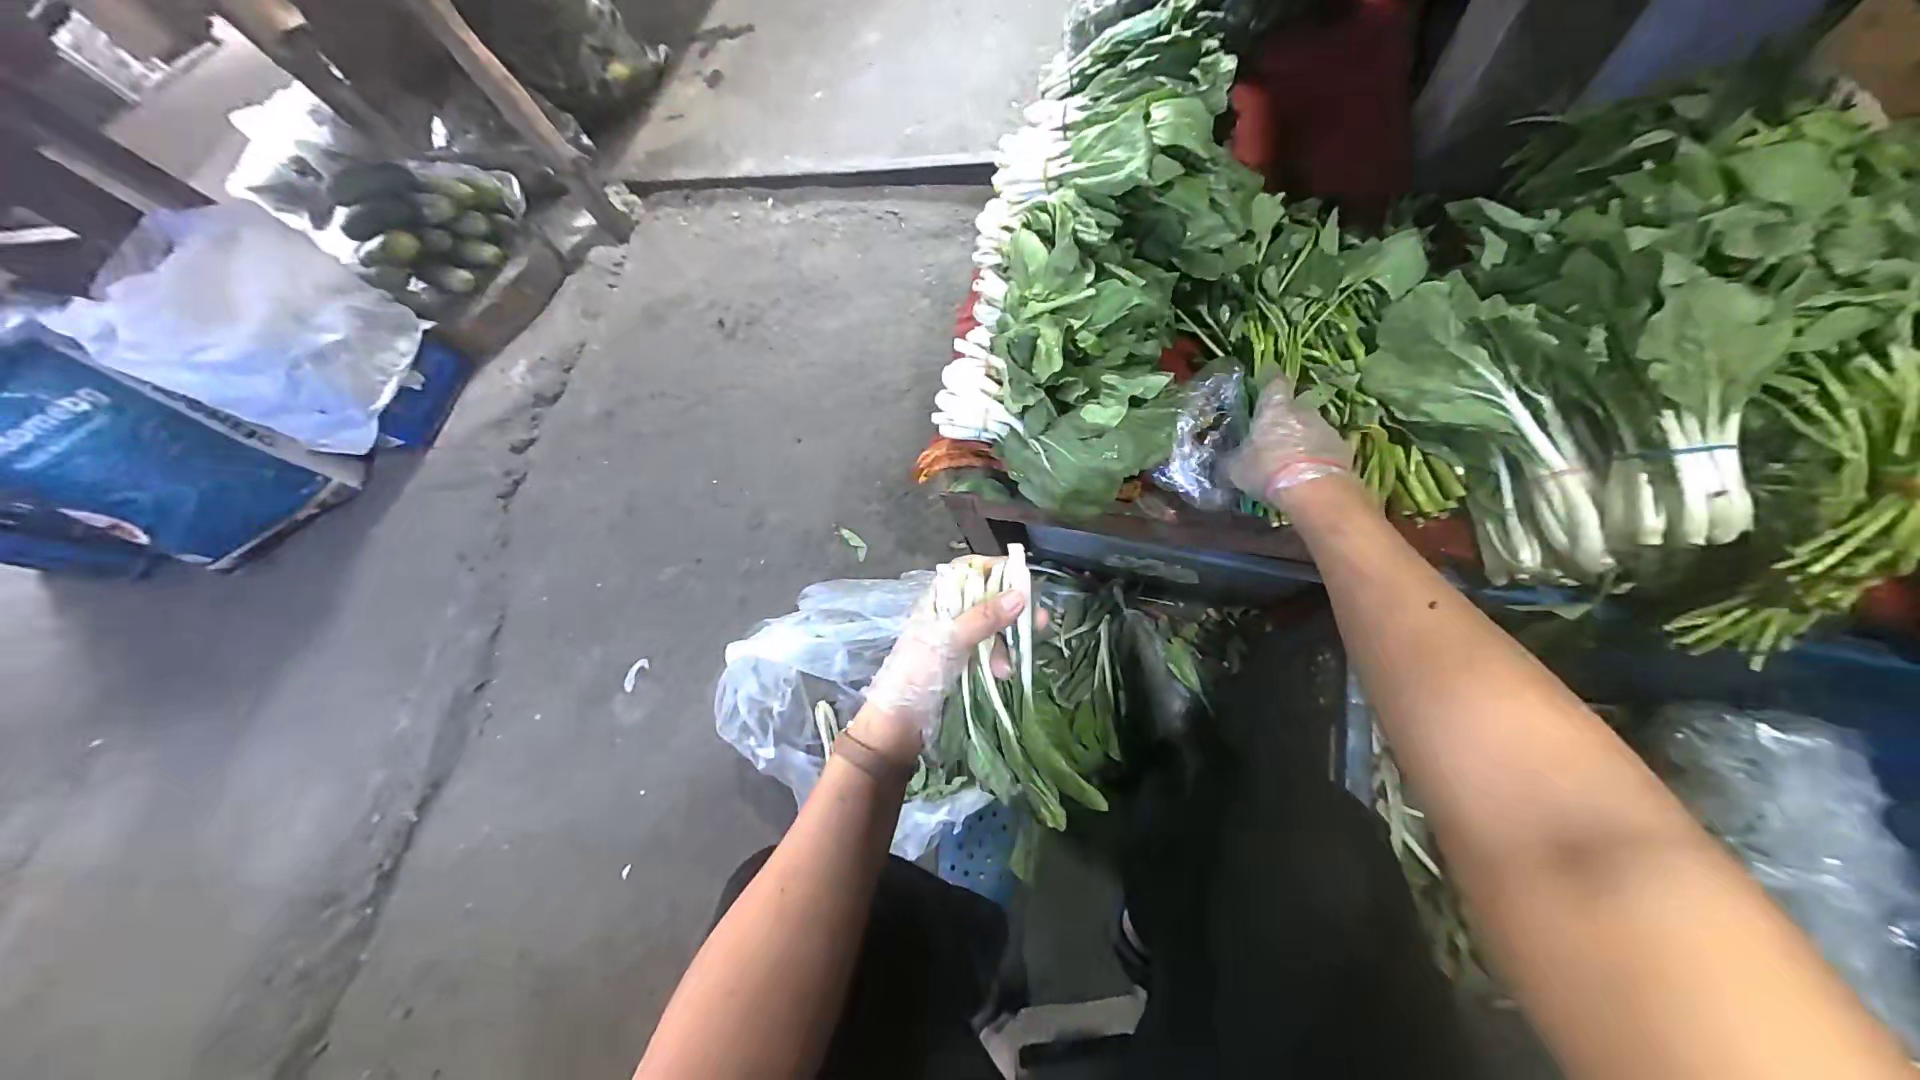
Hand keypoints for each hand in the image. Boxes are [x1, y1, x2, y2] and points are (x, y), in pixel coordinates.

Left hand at [858, 586, 1026, 763]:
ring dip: (1006, 641)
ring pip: (991, 627)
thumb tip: (1021, 595)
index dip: (995, 570)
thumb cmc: (918, 674)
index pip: (968, 570)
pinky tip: (1002, 673)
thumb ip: (984, 617)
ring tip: (1009, 664)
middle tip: (1038, 621)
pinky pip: (988, 650)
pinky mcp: (962, 662)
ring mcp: (955, 639)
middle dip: (1011, 609)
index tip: (1023, 580)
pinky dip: (999, 657)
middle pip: (986, 599)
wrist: (897, 723)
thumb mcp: (950, 641)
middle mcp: (947, 615)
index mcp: (937, 601)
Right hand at [1227, 377, 1352, 504]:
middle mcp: (1303, 411)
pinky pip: (1325, 447)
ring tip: (1289, 461)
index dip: (1270, 383)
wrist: (1315, 491)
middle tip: (1272, 436)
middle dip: (1284, 418)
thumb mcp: (1234, 469)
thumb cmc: (1267, 469)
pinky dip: (1316, 456)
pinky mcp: (1342, 448)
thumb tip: (1222, 461)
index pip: (1275, 383)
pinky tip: (1306, 473)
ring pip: (1310, 427)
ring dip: (1301, 439)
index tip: (1266, 384)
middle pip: (1294, 407)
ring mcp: (1326, 428)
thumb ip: (1228, 459)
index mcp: (1275, 408)